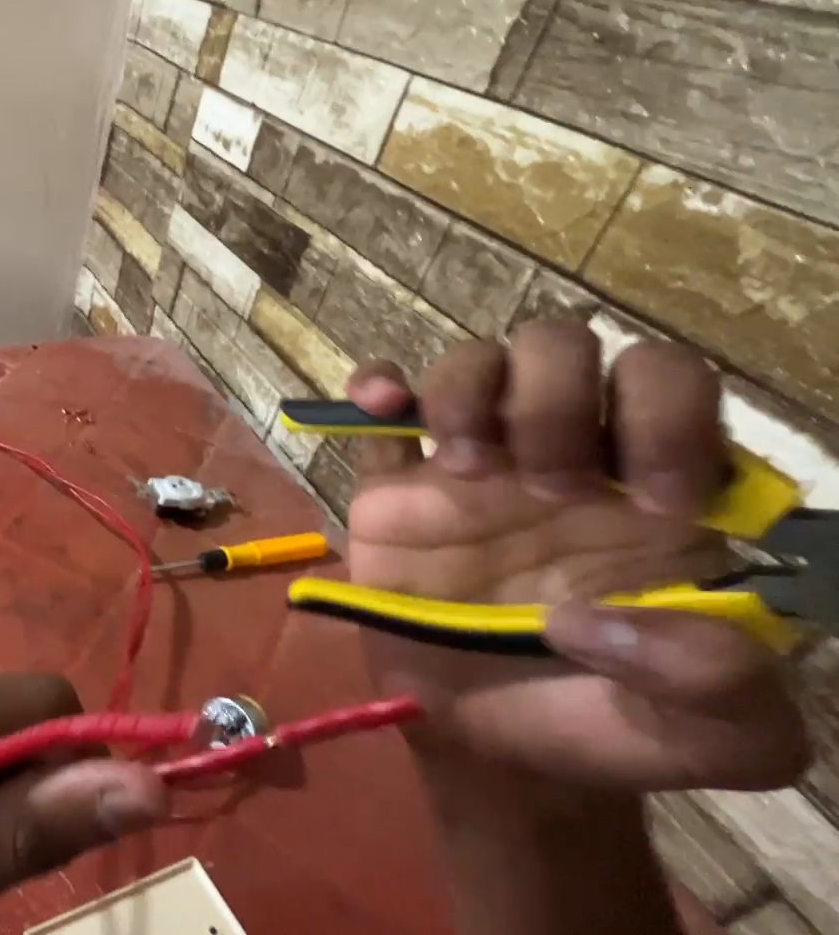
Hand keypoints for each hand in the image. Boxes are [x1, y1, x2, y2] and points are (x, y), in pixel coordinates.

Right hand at [344, 320, 807, 792]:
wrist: (489, 747)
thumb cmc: (602, 727)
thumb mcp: (718, 739)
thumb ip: (720, 682)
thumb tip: (598, 616)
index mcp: (656, 491)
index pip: (670, 387)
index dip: (667, 417)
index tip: (650, 501)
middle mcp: (565, 458)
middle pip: (562, 349)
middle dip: (556, 401)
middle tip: (544, 489)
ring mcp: (470, 467)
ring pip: (474, 362)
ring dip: (469, 390)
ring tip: (462, 467)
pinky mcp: (392, 487)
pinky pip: (378, 411)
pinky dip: (377, 386)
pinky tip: (383, 405)